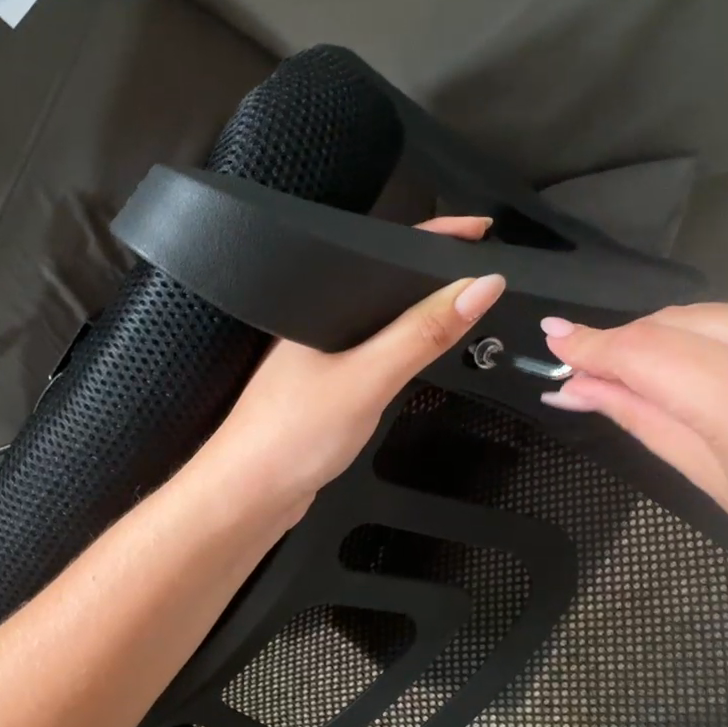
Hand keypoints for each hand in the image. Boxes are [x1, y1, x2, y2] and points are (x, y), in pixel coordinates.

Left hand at [188, 216, 506, 524]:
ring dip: (417, 315)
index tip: (479, 230)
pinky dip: (399, 353)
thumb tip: (478, 286)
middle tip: (480, 267)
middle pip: (381, 288)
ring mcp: (317, 360)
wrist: (247, 496)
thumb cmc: (288, 437)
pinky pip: (370, 359)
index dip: (434, 239)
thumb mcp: (368, 377)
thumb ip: (421, 332)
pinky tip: (416, 358)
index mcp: (318, 308)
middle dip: (430, 275)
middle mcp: (315, 328)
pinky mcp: (322, 391)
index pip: (382, 255)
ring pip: (376, 326)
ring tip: (462, 305)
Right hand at [538, 299, 727, 652]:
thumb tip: (575, 386)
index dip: (594, 344)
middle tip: (602, 367)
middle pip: (686, 319)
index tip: (555, 339)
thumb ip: (645, 422)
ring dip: (690, 335)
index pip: (650, 350)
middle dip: (638, 340)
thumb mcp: (725, 491)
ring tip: (675, 375)